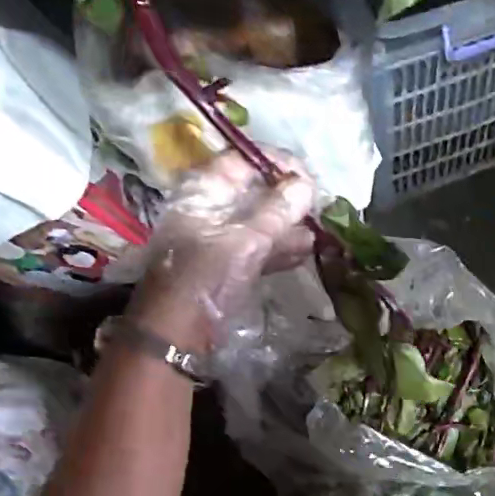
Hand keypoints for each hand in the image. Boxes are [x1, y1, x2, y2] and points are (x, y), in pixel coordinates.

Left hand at [128, 150, 316, 350]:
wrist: (176, 335)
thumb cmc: (204, 279)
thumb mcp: (244, 242)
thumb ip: (277, 213)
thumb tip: (306, 184)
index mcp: (203, 194)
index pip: (241, 161)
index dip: (275, 162)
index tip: (306, 175)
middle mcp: (209, 212)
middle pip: (252, 192)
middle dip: (286, 196)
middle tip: (317, 204)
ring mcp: (218, 241)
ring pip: (258, 223)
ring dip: (288, 225)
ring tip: (317, 229)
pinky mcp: (227, 268)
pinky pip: (257, 249)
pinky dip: (279, 248)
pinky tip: (305, 251)